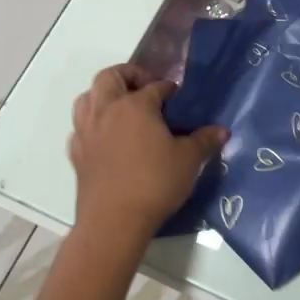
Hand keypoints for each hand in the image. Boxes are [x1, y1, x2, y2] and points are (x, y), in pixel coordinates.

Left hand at [68, 64, 227, 246]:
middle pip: (109, 77)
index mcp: (136, 105)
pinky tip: (105, 138)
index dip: (169, 88)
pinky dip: (91, 125)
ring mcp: (87, 132)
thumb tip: (223, 131)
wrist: (113, 224)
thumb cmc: (154, 183)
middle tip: (145, 88)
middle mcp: (107, 111)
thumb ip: (204, 140)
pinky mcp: (76, 155)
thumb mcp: (188, 160)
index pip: (154, 86)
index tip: (178, 97)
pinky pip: (79, 128)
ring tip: (122, 108)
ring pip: (86, 98)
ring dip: (103, 96)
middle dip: (128, 75)